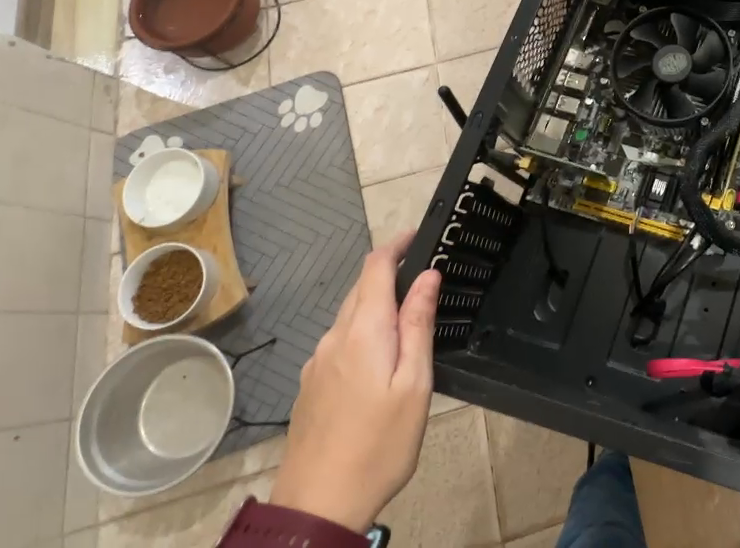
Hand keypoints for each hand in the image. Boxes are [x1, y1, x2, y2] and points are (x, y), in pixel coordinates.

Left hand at [269, 232, 441, 532]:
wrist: (318, 504)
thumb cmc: (380, 443)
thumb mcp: (415, 384)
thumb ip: (418, 325)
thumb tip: (427, 277)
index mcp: (363, 332)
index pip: (375, 268)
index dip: (396, 245)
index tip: (419, 235)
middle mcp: (334, 338)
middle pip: (360, 289)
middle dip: (389, 273)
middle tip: (425, 275)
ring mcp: (317, 362)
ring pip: (349, 315)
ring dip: (376, 303)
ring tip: (409, 312)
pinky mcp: (311, 385)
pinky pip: (340, 340)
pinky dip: (363, 329)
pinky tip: (381, 352)